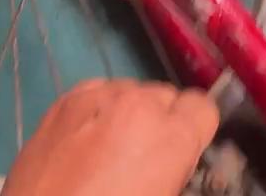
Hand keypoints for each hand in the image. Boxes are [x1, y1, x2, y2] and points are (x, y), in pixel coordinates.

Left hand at [1, 80, 218, 195]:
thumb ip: (178, 174)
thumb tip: (176, 167)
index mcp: (168, 133)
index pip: (203, 107)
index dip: (198, 132)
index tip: (188, 154)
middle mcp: (135, 102)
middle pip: (166, 96)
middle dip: (164, 123)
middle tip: (149, 163)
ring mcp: (95, 94)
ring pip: (131, 91)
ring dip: (131, 114)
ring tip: (114, 152)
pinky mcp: (63, 99)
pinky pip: (98, 92)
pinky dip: (100, 110)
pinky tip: (88, 142)